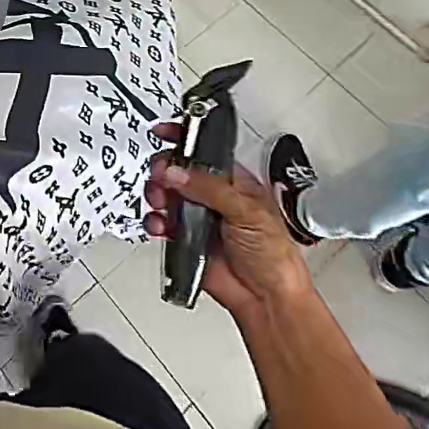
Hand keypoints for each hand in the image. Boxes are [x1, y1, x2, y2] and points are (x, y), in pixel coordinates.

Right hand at [143, 124, 310, 317]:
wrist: (266, 297)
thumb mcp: (245, 211)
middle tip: (160, 174)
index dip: (185, 138)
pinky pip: (162, 224)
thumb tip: (176, 172)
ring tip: (160, 201)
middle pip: (178, 172)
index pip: (205, 152)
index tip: (165, 131)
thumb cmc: (273, 254)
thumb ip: (209, 189)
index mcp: (233, 182)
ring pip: (166, 196)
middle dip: (164, 170)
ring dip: (157, 194)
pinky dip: (155, 222)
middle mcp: (213, 197)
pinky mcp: (185, 240)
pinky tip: (160, 225)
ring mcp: (198, 218)